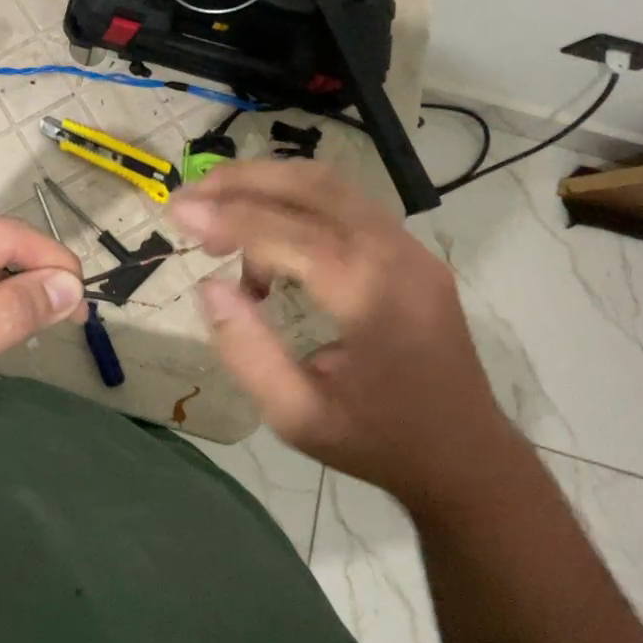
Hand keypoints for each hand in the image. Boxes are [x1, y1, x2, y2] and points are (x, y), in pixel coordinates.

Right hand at [170, 161, 522, 505]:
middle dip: (241, 182)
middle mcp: (395, 256)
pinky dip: (293, 203)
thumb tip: (209, 285)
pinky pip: (344, 204)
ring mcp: (410, 248)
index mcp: (371, 296)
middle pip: (311, 186)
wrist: (468, 460)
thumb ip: (247, 352)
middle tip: (188, 198)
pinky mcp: (410, 252)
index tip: (174, 212)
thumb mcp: (298, 416)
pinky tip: (262, 236)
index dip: (225, 217)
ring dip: (266, 186)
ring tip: (216, 209)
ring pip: (329, 185)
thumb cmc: (378, 441)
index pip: (286, 232)